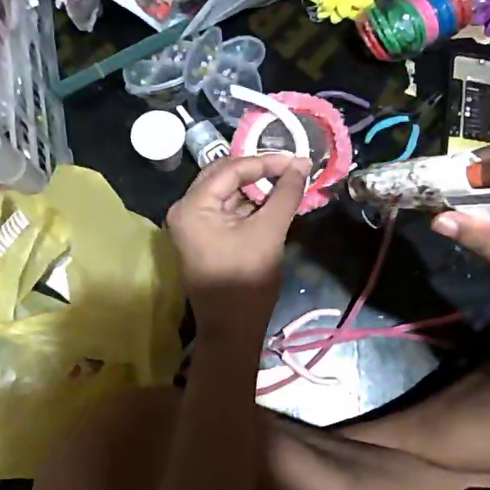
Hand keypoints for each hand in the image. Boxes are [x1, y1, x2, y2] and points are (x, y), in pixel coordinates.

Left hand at [166, 154, 310, 328]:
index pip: (231, 168)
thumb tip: (303, 163)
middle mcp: (186, 209)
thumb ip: (286, 194)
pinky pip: (227, 208)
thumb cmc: (247, 280)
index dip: (266, 162)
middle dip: (259, 170)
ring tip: (286, 181)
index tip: (298, 161)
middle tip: (291, 167)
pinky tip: (273, 200)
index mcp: (193, 206)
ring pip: (226, 191)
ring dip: (255, 186)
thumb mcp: (269, 231)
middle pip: (224, 175)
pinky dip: (249, 202)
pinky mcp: (204, 236)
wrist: (232, 328)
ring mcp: (193, 223)